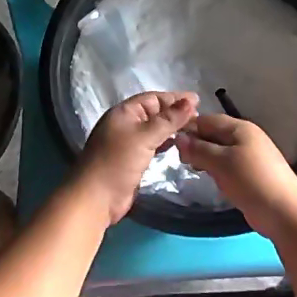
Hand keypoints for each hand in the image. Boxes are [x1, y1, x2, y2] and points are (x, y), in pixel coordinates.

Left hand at [71, 91, 199, 223]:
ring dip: (171, 128)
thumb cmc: (117, 162)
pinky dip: (165, 143)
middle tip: (200, 118)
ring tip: (194, 130)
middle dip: (175, 113)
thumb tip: (191, 101)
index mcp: (123, 112)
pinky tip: (178, 145)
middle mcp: (125, 124)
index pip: (153, 98)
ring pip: (154, 129)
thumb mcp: (144, 137)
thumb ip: (168, 120)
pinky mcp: (131, 160)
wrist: (96, 197)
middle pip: (154, 113)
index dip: (175, 99)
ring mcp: (127, 143)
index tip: (198, 101)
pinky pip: (152, 145)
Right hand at [175, 114, 296, 236]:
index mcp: (240, 128)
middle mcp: (245, 137)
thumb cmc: (252, 181)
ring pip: (218, 151)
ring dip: (204, 158)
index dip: (188, 129)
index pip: (206, 120)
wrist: (285, 213)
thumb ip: (198, 148)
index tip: (171, 143)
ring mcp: (248, 156)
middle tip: (181, 160)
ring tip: (192, 169)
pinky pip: (226, 165)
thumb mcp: (221, 162)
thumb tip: (178, 138)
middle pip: (212, 134)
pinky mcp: (249, 174)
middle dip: (196, 144)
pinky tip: (210, 179)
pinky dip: (215, 169)